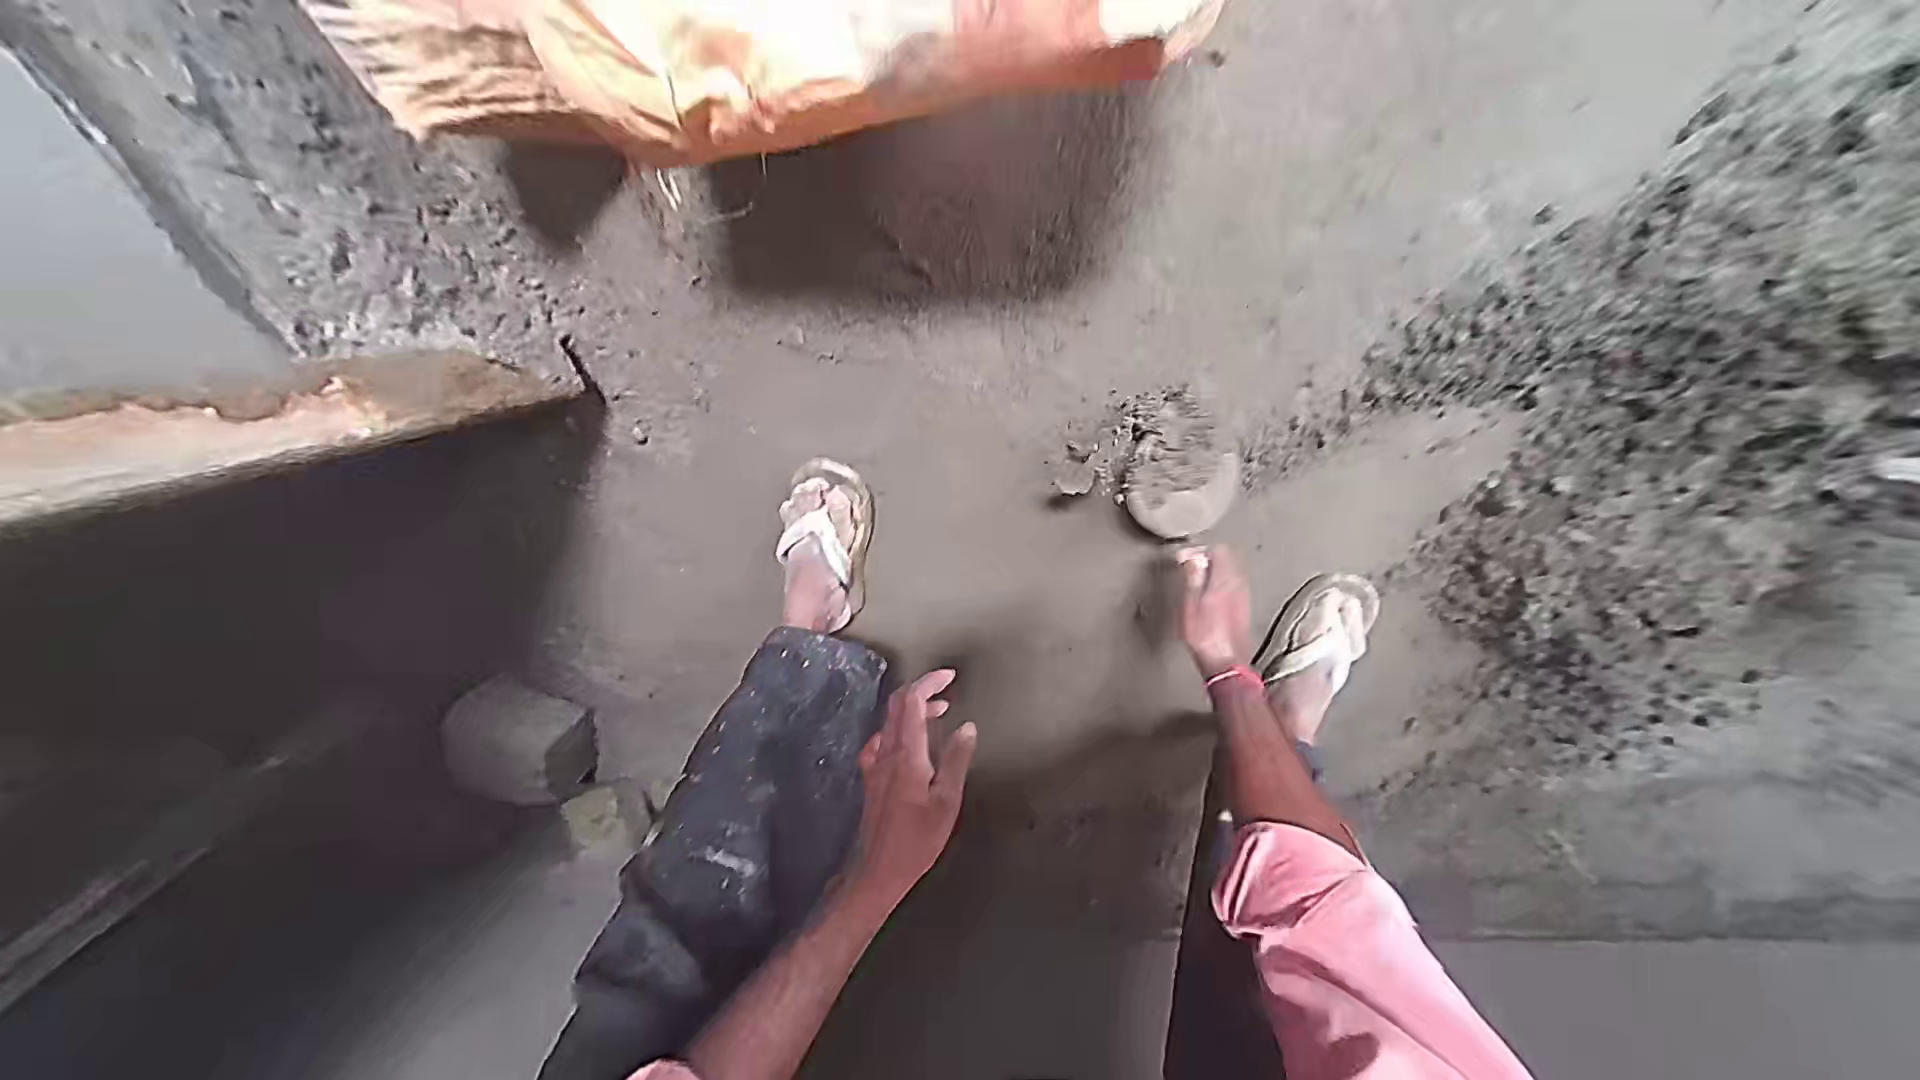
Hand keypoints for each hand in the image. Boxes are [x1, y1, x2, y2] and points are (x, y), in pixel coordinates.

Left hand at [846, 669, 976, 907]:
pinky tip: (910, 740)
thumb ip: (956, 760)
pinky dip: (899, 728)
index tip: (949, 676)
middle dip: (921, 688)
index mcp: (907, 754)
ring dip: (913, 708)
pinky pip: (882, 739)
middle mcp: (886, 752)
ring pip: (890, 720)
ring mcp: (875, 764)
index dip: (929, 682)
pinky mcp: (871, 777)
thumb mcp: (947, 802)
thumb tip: (967, 726)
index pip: (912, 702)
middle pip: (897, 705)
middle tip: (946, 688)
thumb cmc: (917, 840)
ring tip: (939, 711)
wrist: (878, 871)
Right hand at [1177, 545, 1250, 679]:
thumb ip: (1192, 576)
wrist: (1225, 662)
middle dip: (1208, 557)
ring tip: (1196, 579)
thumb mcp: (1190, 603)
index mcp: (1224, 580)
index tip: (1184, 558)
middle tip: (1190, 564)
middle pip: (1228, 557)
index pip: (1218, 550)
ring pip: (1231, 570)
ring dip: (1214, 569)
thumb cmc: (1206, 637)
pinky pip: (1233, 584)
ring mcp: (1243, 596)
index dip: (1199, 550)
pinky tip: (1207, 594)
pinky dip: (1219, 582)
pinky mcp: (1242, 607)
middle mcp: (1238, 585)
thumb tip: (1191, 557)